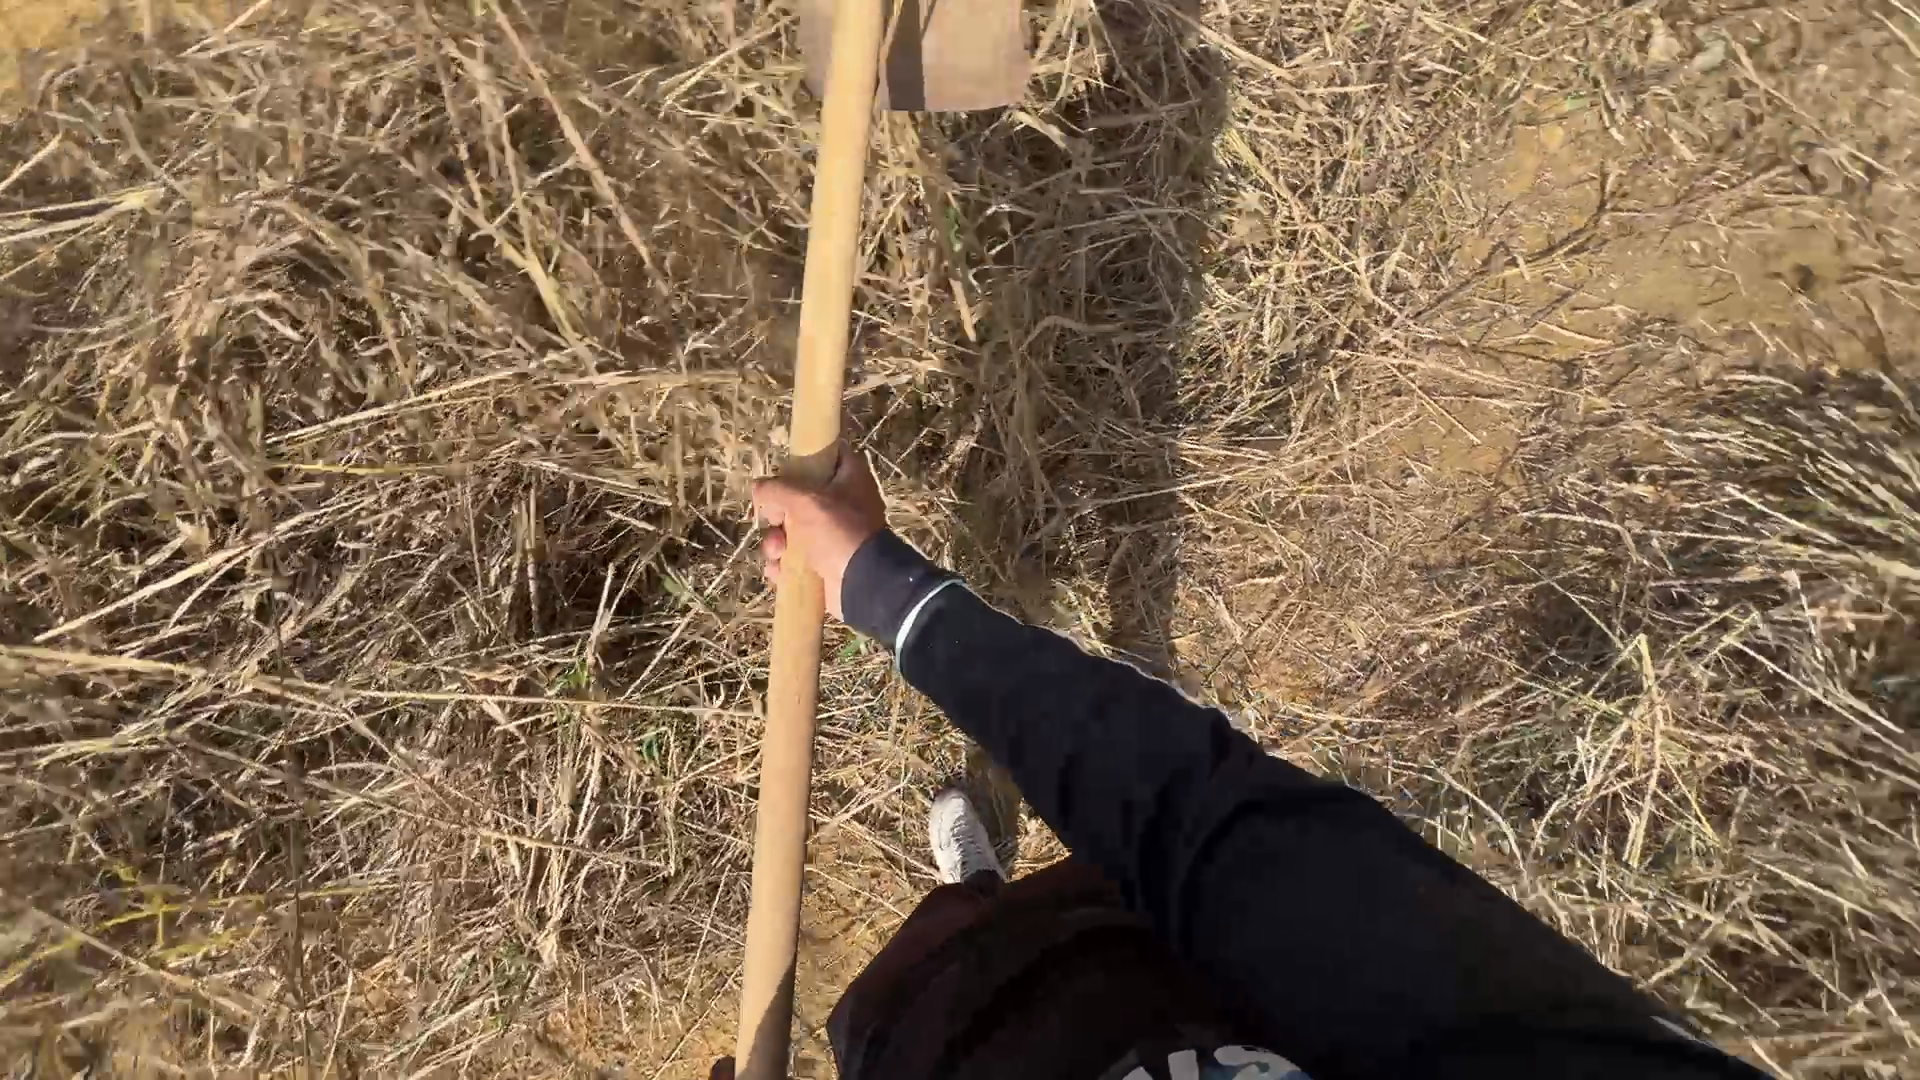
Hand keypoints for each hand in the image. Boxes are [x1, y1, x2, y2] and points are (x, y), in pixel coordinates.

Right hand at [753, 444, 886, 619]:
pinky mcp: (822, 565)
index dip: (807, 458)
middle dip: (778, 511)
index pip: (831, 456)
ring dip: (775, 542)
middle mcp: (843, 506)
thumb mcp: (804, 501)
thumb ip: (777, 489)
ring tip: (778, 551)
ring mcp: (832, 537)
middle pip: (800, 497)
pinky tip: (779, 570)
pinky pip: (791, 560)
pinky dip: (781, 565)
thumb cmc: (838, 531)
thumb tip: (759, 488)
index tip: (785, 468)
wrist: (861, 583)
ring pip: (790, 531)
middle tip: (775, 519)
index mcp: (850, 480)